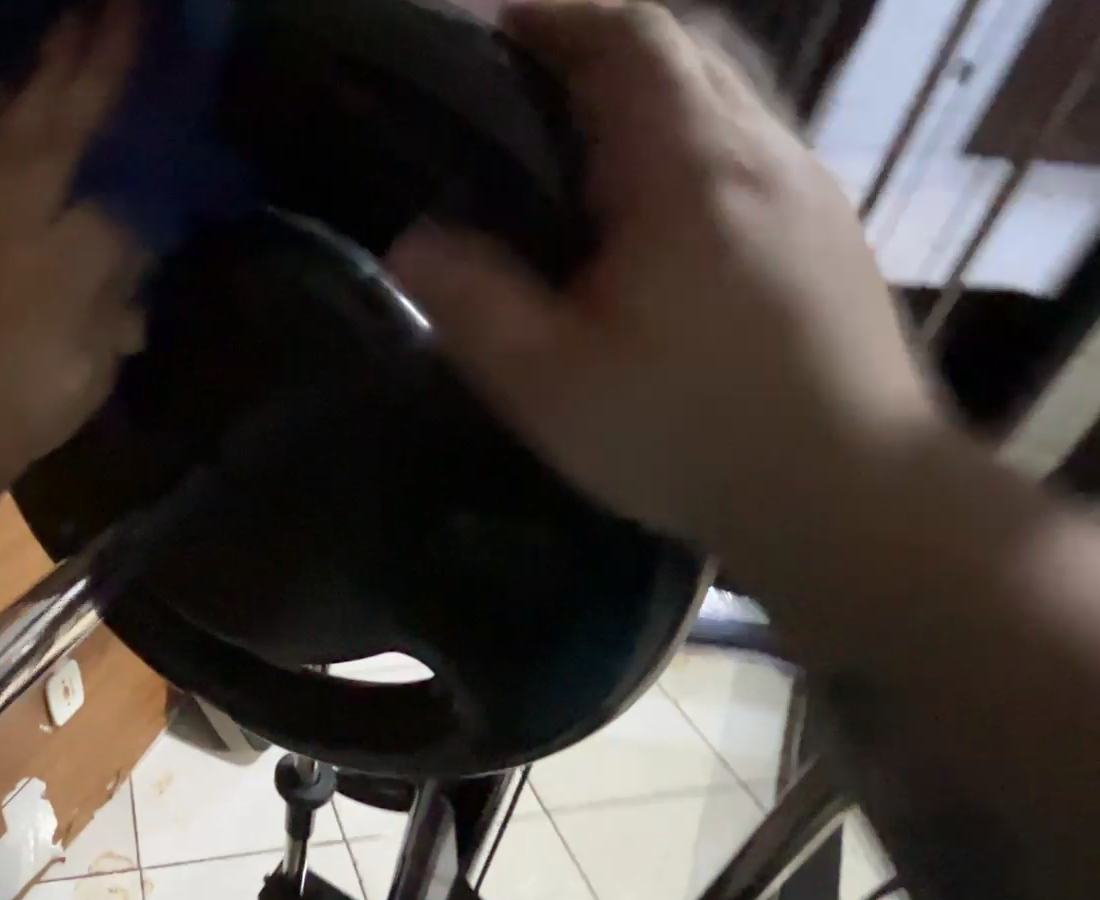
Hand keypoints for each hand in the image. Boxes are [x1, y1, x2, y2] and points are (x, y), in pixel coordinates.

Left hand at [0, 0, 148, 479]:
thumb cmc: (28, 392)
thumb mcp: (87, 342)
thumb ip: (112, 266)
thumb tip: (140, 209)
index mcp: (44, 233)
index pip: (92, 144)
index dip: (122, 87)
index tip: (149, 25)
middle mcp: (11, 212)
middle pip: (50, 121)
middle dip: (82, 59)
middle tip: (109, 7)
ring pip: (14, 131)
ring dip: (40, 74)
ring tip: (62, 28)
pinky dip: (1, 119)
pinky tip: (3, 92)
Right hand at [387, 1, 944, 547]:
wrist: (847, 495)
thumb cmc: (682, 434)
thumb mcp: (545, 380)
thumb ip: (470, 302)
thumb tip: (409, 242)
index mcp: (689, 173)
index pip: (629, 42)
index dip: (557, 19)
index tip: (490, 28)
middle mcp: (763, 154)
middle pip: (683, 53)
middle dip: (596, 45)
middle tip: (513, 86)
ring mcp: (807, 191)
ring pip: (719, 100)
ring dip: (640, 93)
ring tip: (562, 142)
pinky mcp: (822, 234)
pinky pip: (740, 149)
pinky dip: (678, 141)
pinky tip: (637, 208)